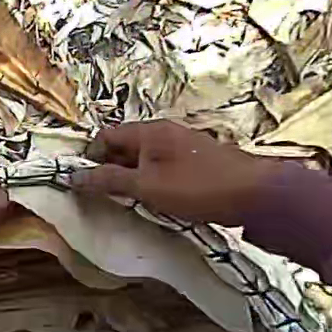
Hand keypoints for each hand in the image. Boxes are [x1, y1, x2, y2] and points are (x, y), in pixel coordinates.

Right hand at [72, 120, 279, 225]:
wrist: (258, 196)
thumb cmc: (196, 187)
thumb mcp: (146, 186)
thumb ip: (108, 180)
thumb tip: (73, 176)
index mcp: (149, 131)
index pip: (105, 136)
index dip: (91, 157)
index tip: (88, 182)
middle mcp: (165, 132)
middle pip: (124, 145)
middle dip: (110, 168)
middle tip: (107, 195)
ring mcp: (184, 145)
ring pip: (143, 157)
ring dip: (131, 176)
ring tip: (132, 199)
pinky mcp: (198, 160)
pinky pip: (162, 165)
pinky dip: (151, 179)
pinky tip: (158, 199)